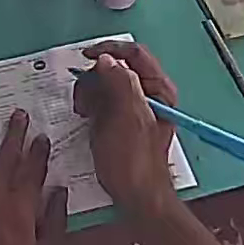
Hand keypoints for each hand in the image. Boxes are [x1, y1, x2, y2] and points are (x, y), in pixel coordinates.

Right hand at [73, 42, 179, 217]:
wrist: (135, 195)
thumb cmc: (134, 159)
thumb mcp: (126, 117)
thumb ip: (119, 83)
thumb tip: (106, 60)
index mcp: (158, 88)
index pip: (134, 53)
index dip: (110, 49)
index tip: (87, 56)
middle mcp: (147, 93)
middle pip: (116, 67)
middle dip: (95, 78)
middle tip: (84, 98)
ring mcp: (132, 106)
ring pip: (105, 83)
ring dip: (90, 93)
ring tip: (85, 112)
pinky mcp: (119, 118)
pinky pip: (101, 99)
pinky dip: (90, 104)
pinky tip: (87, 118)